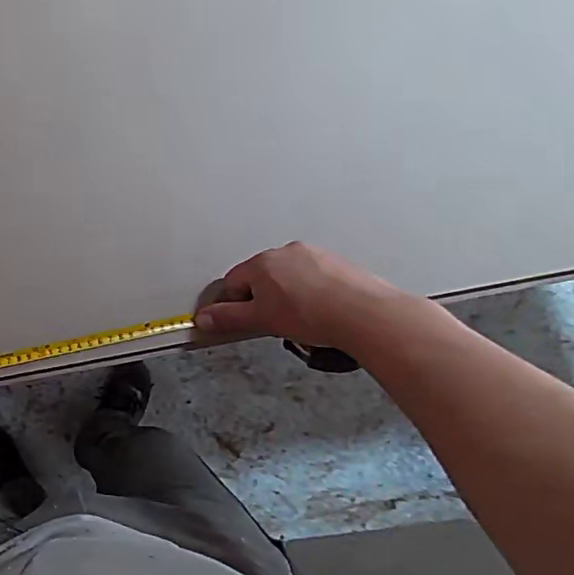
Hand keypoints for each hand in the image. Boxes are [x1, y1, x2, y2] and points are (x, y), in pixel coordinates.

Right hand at [194, 241, 413, 348]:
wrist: (367, 316)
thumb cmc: (317, 314)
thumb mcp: (260, 321)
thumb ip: (227, 317)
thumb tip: (206, 317)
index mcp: (263, 262)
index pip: (233, 282)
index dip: (235, 305)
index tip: (243, 319)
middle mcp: (288, 253)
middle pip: (261, 278)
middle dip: (264, 299)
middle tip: (274, 321)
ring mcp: (316, 256)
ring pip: (289, 277)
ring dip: (289, 296)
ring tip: (302, 320)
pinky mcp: (339, 264)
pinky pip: (315, 278)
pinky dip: (314, 294)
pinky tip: (321, 313)